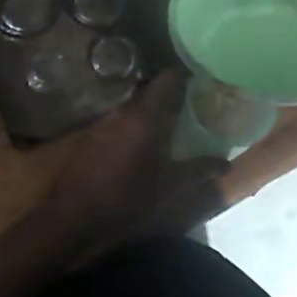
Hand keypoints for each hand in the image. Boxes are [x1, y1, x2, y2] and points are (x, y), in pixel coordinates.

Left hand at [47, 72, 227, 249]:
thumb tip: (225, 164)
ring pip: (133, 106)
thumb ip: (199, 170)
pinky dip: (132, 126)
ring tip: (167, 127)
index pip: (167, 79)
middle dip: (169, 97)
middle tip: (189, 108)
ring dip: (149, 113)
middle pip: (150, 92)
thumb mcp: (169, 187)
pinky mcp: (89, 137)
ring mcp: (102, 122)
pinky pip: (118, 121)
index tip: (200, 83)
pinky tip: (139, 145)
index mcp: (145, 116)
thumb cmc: (126, 199)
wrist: (72, 219)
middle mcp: (123, 111)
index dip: (184, 77)